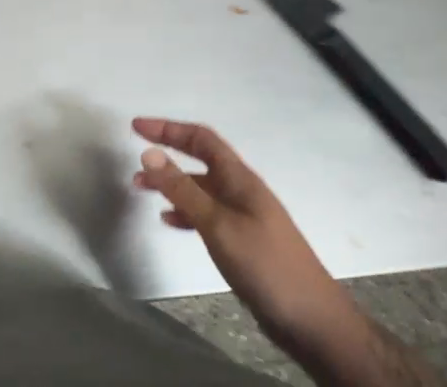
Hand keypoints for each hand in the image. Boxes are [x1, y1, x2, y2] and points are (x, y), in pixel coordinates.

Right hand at [131, 117, 354, 345]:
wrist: (312, 320)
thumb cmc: (264, 264)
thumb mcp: (217, 224)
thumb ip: (183, 189)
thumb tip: (149, 152)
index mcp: (241, 180)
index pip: (202, 139)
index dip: (168, 128)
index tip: (136, 127)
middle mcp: (242, 192)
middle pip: (201, 160)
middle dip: (167, 153)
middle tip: (135, 157)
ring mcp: (244, 216)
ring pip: (201, 188)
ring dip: (171, 184)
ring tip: (141, 190)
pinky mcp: (243, 240)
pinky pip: (206, 214)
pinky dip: (184, 211)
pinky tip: (169, 221)